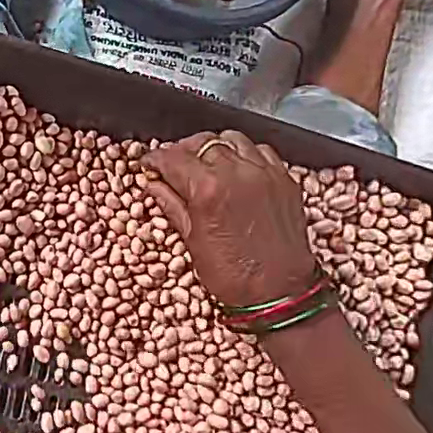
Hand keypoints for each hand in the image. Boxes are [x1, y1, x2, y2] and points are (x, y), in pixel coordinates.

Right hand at [143, 132, 317, 308]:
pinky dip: (242, 153)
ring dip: (212, 147)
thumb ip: (172, 204)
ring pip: (231, 139)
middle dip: (181, 151)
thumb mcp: (191, 239)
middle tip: (171, 165)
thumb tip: (154, 185)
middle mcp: (237, 173)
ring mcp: (264, 173)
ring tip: (203, 163)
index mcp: (208, 189)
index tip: (148, 163)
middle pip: (201, 143)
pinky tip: (234, 169)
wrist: (279, 292)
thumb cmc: (232, 274)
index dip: (155, 158)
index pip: (172, 158)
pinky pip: (259, 151)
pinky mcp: (284, 179)